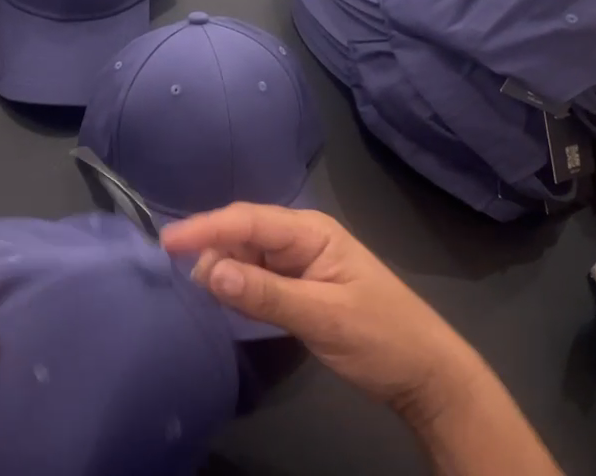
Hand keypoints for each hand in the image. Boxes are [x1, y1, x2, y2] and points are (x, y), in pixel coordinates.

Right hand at [161, 204, 480, 419]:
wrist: (428, 375)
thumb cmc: (383, 338)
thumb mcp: (324, 318)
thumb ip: (266, 295)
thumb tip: (211, 274)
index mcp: (310, 231)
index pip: (247, 220)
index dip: (205, 229)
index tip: (167, 243)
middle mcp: (301, 238)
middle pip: (243, 233)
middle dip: (213, 250)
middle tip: (193, 285)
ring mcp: (299, 262)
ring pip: (246, 254)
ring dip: (224, 269)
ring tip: (205, 293)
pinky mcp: (298, 286)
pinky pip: (257, 276)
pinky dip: (238, 285)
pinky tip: (226, 298)